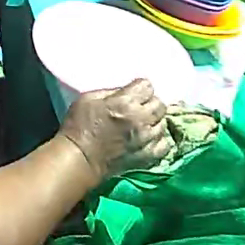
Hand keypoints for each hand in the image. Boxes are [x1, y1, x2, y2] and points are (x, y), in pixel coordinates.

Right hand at [58, 79, 173, 179]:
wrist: (80, 158)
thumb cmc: (79, 125)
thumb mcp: (88, 99)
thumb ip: (110, 92)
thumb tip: (124, 92)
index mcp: (125, 102)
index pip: (147, 86)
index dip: (139, 87)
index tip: (132, 92)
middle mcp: (141, 119)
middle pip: (159, 104)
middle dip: (149, 103)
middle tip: (137, 107)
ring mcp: (147, 139)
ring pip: (163, 123)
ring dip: (154, 121)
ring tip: (142, 124)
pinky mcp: (149, 156)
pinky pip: (165, 145)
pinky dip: (159, 140)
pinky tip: (149, 138)